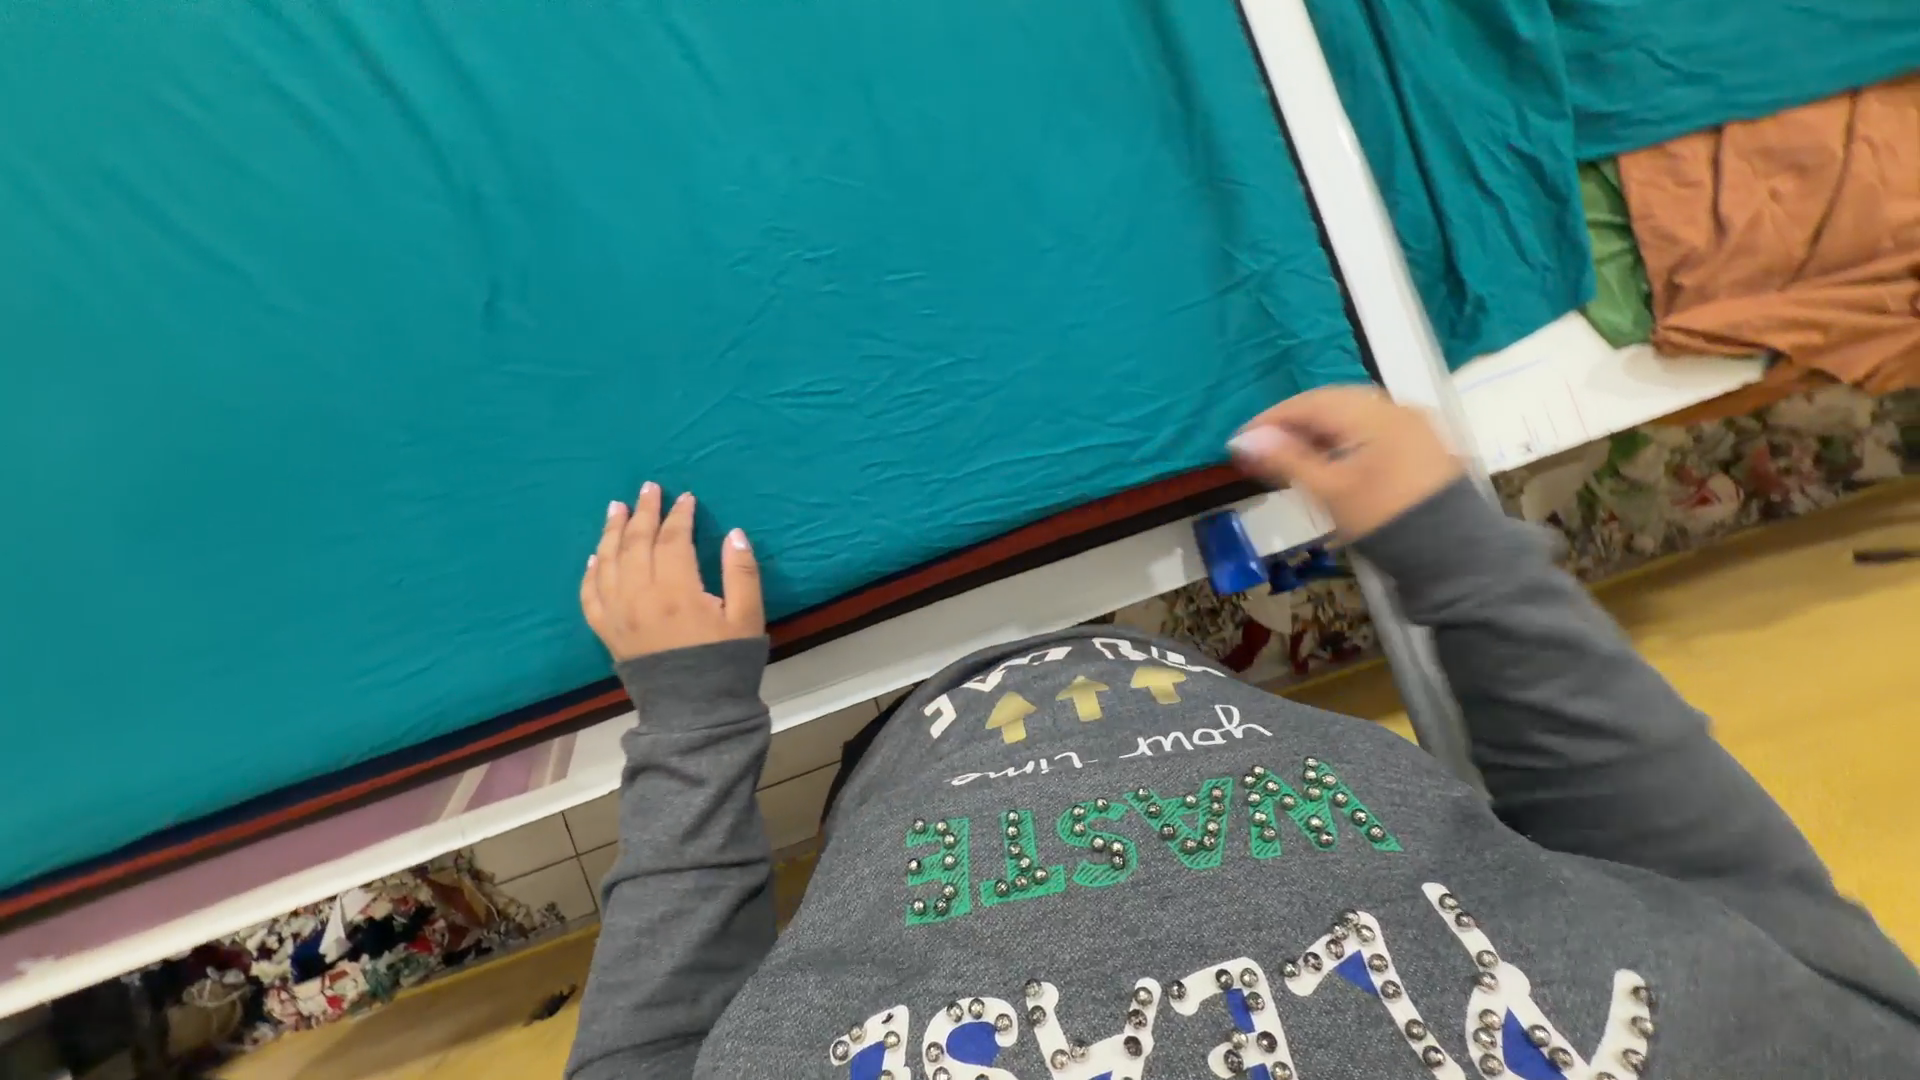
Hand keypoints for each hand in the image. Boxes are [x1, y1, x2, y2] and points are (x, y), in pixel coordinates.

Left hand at [581, 483, 764, 661]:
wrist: (696, 712)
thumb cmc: (727, 662)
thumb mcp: (748, 617)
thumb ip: (742, 573)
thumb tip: (734, 533)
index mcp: (677, 590)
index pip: (673, 540)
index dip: (680, 516)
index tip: (687, 497)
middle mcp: (640, 597)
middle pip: (637, 543)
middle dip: (643, 512)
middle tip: (648, 488)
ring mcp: (618, 615)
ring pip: (609, 562)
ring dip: (612, 531)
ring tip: (616, 508)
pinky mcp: (607, 632)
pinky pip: (590, 595)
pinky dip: (591, 571)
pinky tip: (596, 555)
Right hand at [1228, 385, 1464, 539]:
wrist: (1451, 552)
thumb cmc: (1383, 519)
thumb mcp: (1327, 490)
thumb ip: (1284, 460)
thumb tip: (1242, 440)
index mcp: (1372, 414)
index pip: (1309, 403)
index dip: (1270, 419)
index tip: (1240, 441)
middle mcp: (1394, 409)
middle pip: (1331, 403)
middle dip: (1292, 423)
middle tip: (1261, 448)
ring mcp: (1411, 424)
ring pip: (1351, 415)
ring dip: (1316, 430)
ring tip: (1288, 455)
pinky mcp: (1419, 443)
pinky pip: (1369, 427)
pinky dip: (1341, 437)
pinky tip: (1326, 457)